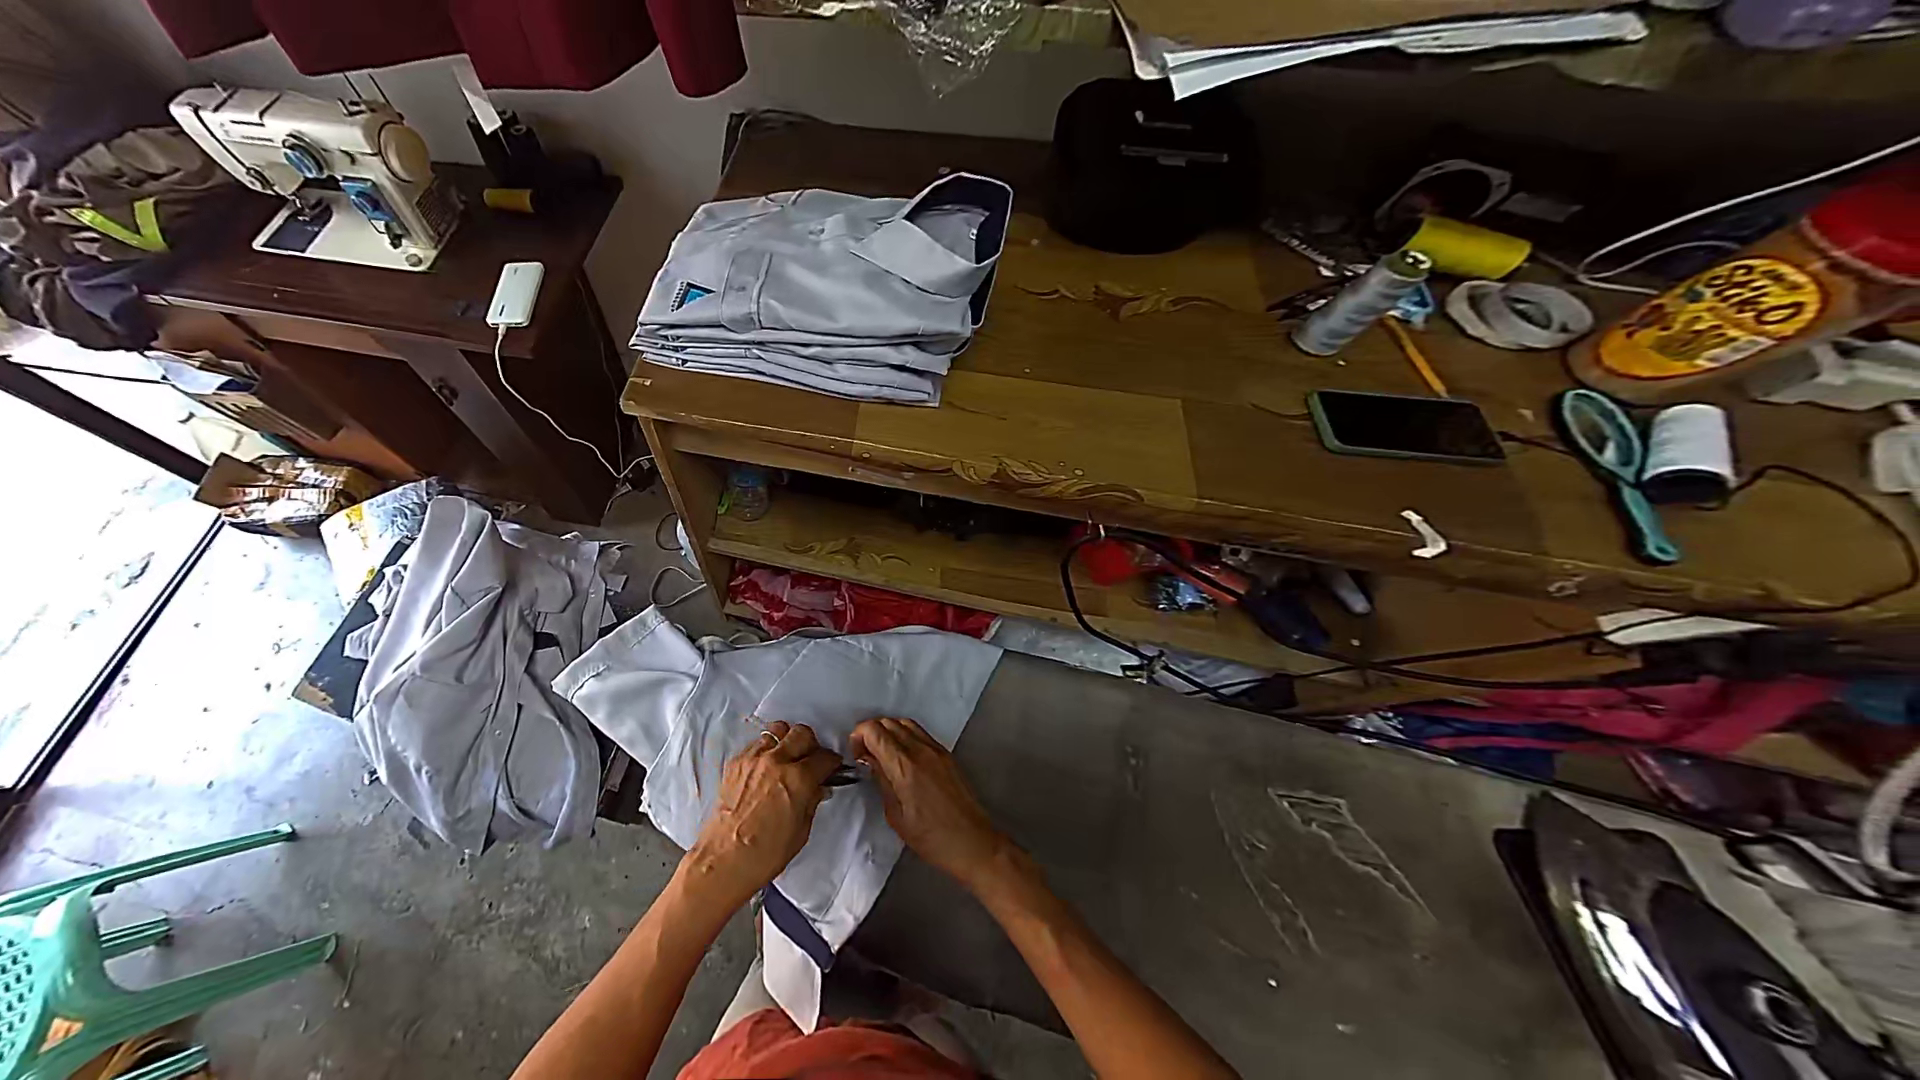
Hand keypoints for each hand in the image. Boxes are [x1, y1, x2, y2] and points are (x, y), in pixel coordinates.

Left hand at [686, 721, 840, 904]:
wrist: (723, 861)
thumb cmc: (762, 853)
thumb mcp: (801, 830)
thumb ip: (812, 801)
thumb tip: (818, 789)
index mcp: (799, 779)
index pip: (825, 757)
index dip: (832, 762)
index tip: (831, 767)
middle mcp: (777, 762)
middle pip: (802, 733)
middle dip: (811, 744)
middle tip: (811, 758)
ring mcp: (754, 760)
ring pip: (777, 732)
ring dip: (786, 741)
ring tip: (787, 757)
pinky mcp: (735, 764)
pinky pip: (756, 744)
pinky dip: (765, 750)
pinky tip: (766, 766)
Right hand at [849, 717, 1011, 891]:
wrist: (972, 841)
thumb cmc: (931, 837)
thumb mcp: (896, 815)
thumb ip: (881, 781)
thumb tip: (869, 760)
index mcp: (905, 766)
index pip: (875, 730)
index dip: (859, 736)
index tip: (856, 754)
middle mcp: (921, 750)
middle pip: (889, 722)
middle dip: (871, 732)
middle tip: (864, 754)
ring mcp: (936, 750)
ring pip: (905, 723)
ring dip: (888, 731)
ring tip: (881, 754)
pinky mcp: (946, 754)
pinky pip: (920, 733)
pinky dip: (905, 735)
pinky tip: (901, 756)